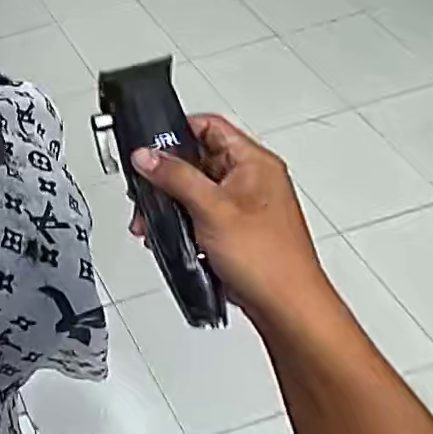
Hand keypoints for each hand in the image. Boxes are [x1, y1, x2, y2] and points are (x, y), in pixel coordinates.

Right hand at [128, 114, 328, 326]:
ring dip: (170, 202)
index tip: (151, 146)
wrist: (285, 307)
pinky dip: (182, 220)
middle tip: (149, 189)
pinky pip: (199, 212)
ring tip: (156, 220)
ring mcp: (242, 204)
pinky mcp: (234, 227)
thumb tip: (147, 155)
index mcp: (254, 162)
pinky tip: (171, 234)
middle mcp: (250, 178)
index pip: (209, 126)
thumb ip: (175, 176)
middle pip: (196, 158)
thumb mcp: (211, 208)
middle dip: (166, 175)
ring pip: (194, 188)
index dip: (177, 130)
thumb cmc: (268, 260)